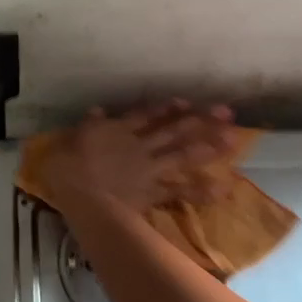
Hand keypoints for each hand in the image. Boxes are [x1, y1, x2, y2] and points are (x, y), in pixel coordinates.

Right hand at [42, 100, 238, 211]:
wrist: (83, 198)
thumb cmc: (67, 170)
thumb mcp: (68, 141)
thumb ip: (87, 125)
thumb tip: (98, 109)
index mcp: (117, 131)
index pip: (145, 114)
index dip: (165, 108)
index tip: (186, 102)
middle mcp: (139, 145)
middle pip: (173, 130)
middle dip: (200, 120)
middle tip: (227, 113)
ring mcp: (149, 168)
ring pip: (182, 154)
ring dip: (209, 147)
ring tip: (234, 141)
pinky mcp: (153, 192)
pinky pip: (180, 191)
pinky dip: (202, 191)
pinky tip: (224, 188)